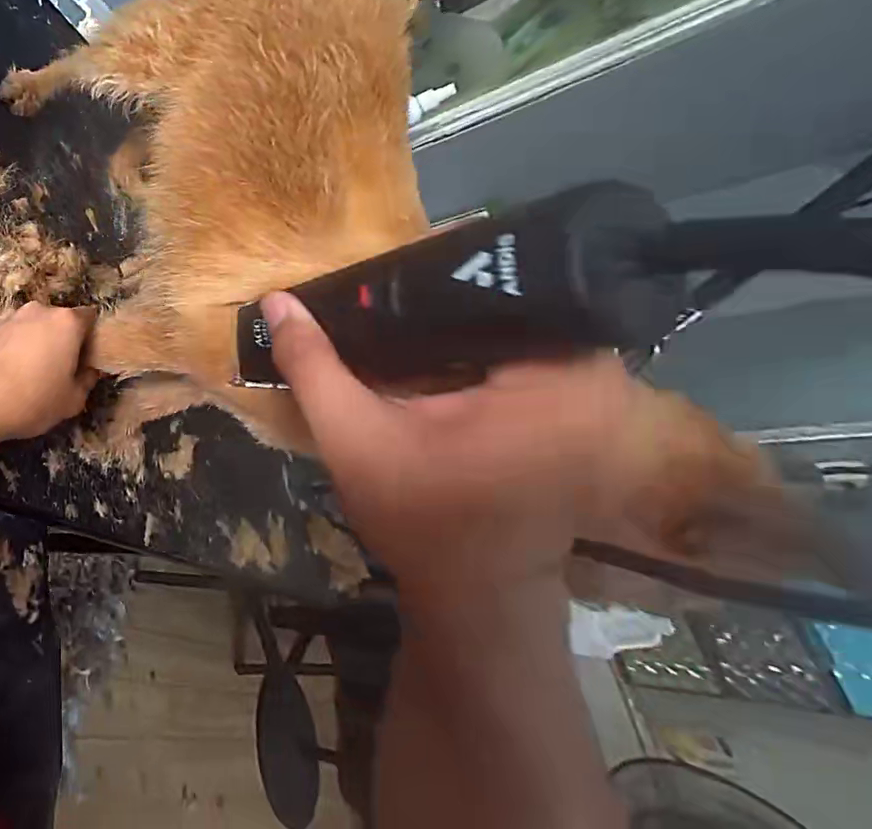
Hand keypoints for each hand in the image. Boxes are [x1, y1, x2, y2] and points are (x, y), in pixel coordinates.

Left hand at [0, 303, 98, 446]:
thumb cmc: (29, 401)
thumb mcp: (71, 402)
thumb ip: (86, 382)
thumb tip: (88, 371)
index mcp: (66, 322)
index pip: (90, 318)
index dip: (92, 339)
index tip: (87, 361)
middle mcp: (39, 310)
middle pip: (61, 320)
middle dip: (64, 341)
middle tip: (60, 372)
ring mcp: (10, 317)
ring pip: (34, 327)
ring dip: (37, 344)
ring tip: (30, 376)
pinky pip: (12, 335)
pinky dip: (14, 349)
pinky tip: (8, 375)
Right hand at [262, 292, 641, 599]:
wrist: (474, 597)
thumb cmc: (422, 521)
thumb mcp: (352, 438)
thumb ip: (313, 364)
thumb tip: (277, 299)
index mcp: (554, 376)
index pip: (489, 285)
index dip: (424, 275)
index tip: (373, 278)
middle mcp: (594, 373)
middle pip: (501, 300)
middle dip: (436, 297)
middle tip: (377, 293)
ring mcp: (593, 390)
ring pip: (508, 322)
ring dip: (452, 321)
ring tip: (394, 313)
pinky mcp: (578, 406)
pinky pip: (520, 349)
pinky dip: (472, 347)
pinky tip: (427, 350)